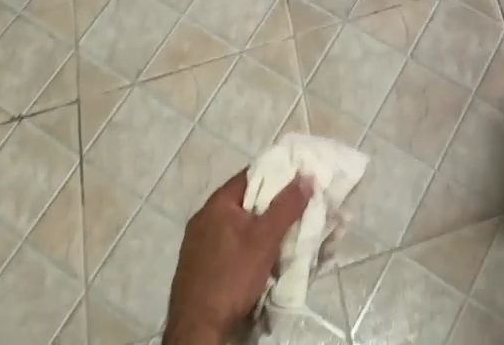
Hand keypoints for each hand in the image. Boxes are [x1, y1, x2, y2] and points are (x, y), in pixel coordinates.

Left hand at [163, 171, 313, 344]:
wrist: (198, 328)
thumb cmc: (232, 276)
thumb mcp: (266, 239)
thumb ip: (287, 205)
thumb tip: (306, 176)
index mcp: (217, 204)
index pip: (251, 175)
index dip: (278, 175)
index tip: (300, 182)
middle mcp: (203, 218)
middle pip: (245, 201)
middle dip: (271, 206)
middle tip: (297, 211)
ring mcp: (197, 243)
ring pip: (237, 225)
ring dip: (259, 228)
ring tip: (283, 235)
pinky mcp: (198, 265)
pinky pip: (228, 244)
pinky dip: (246, 246)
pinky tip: (260, 259)